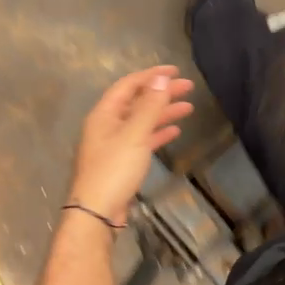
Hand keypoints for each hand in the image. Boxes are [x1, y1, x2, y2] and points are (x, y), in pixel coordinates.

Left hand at [68, 65, 194, 225]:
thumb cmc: (114, 169)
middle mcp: (107, 125)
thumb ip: (149, 106)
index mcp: (105, 114)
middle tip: (188, 88)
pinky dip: (158, 133)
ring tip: (188, 108)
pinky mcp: (121, 161)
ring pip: (142, 121)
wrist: (96, 212)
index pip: (129, 85)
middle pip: (137, 102)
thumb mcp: (134, 134)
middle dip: (161, 93)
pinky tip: (174, 131)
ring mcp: (114, 144)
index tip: (175, 71)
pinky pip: (142, 139)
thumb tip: (161, 78)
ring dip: (163, 112)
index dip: (151, 75)